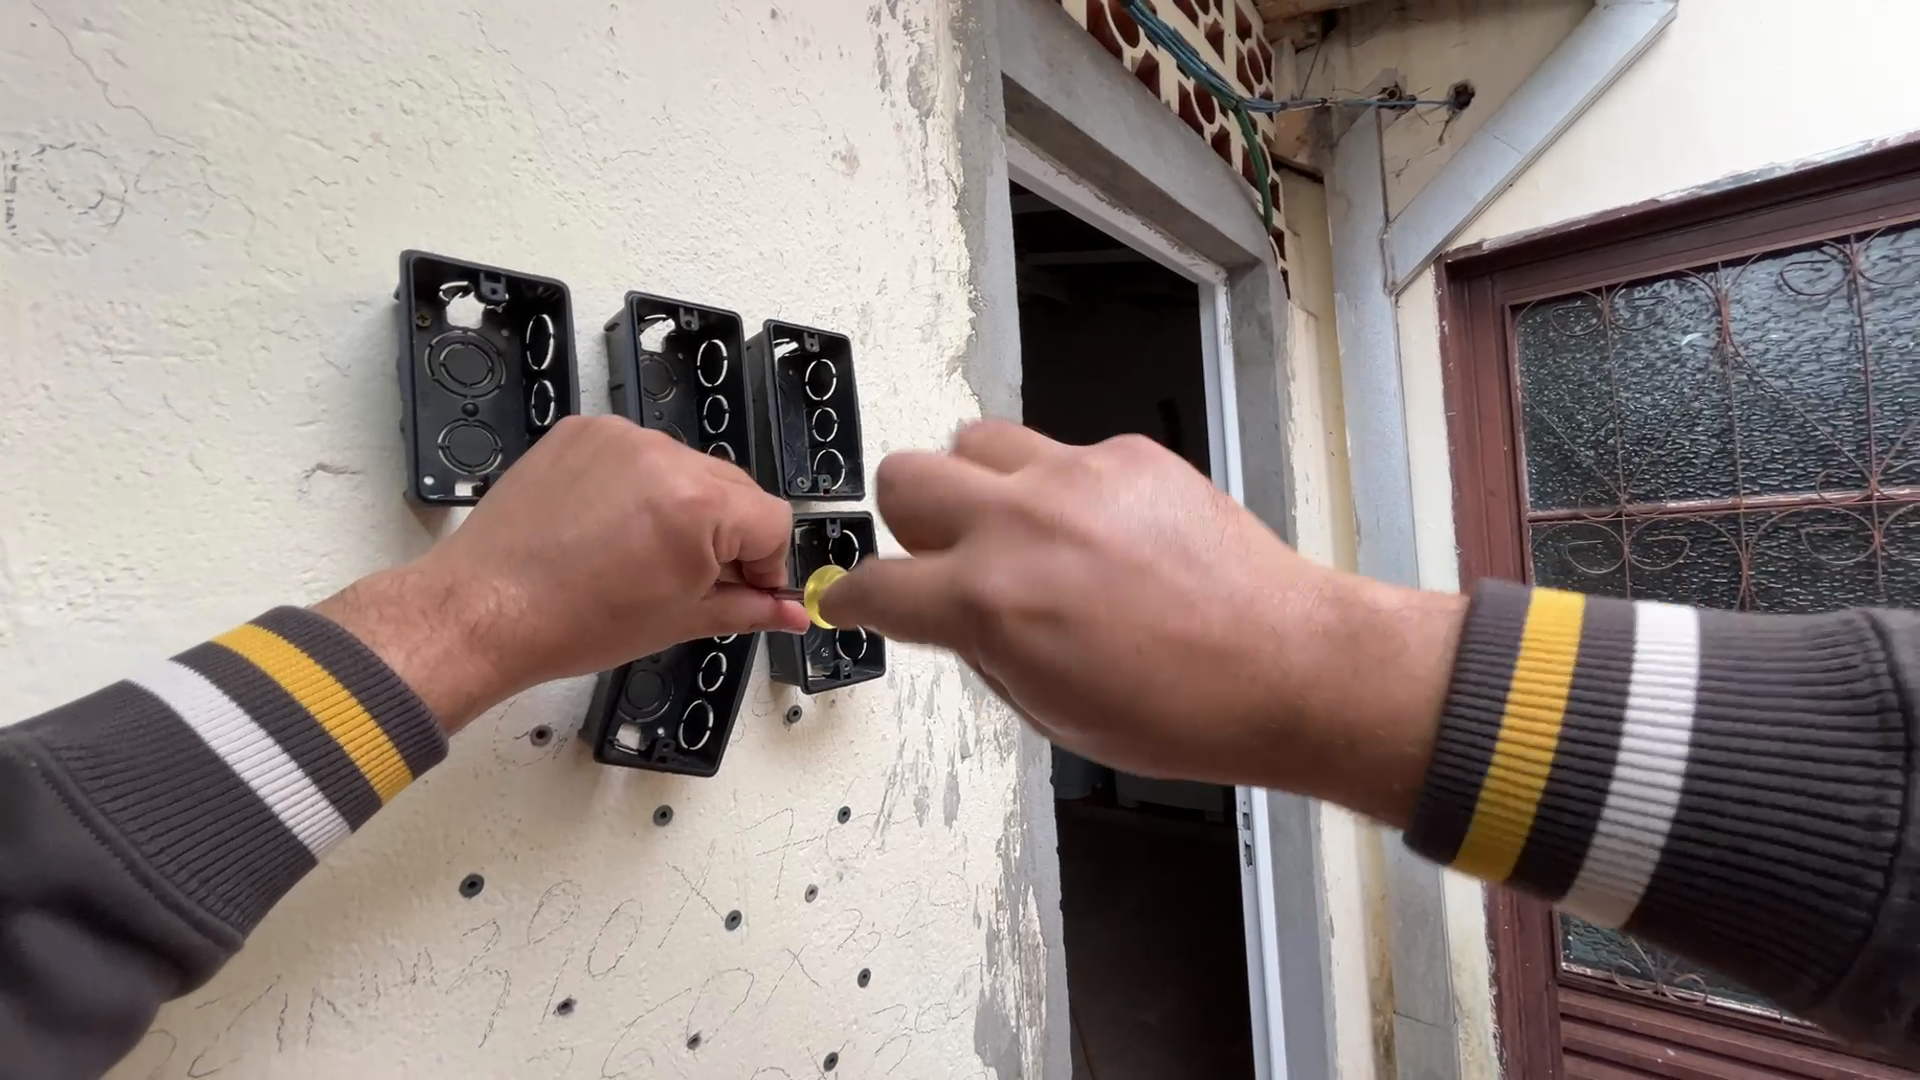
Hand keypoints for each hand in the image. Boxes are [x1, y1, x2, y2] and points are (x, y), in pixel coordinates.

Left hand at [318, 416, 809, 732]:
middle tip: (696, 575)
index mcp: (699, 505)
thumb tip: (793, 614)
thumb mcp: (683, 620)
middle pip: (738, 491)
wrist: (482, 610)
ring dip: (688, 506)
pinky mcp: (586, 431)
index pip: (774, 520)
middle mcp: (666, 456)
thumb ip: (751, 609)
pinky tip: (616, 523)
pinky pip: (644, 453)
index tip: (746, 588)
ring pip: (693, 469)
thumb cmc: (575, 623)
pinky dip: (644, 484)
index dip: (767, 563)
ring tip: (646, 550)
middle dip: (731, 535)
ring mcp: (623, 437)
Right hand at [820, 420, 1464, 824]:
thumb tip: (948, 611)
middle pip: (902, 477)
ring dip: (972, 485)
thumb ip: (978, 646)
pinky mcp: (1125, 453)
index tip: (850, 595)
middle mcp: (1019, 524)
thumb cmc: (1180, 708)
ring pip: (972, 441)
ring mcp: (1074, 475)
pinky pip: (1057, 449)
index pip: (875, 585)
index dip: (851, 596)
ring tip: (1013, 524)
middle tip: (936, 551)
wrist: (1286, 665)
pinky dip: (1054, 485)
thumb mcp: (1046, 710)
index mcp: (989, 603)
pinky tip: (1094, 526)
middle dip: (904, 521)